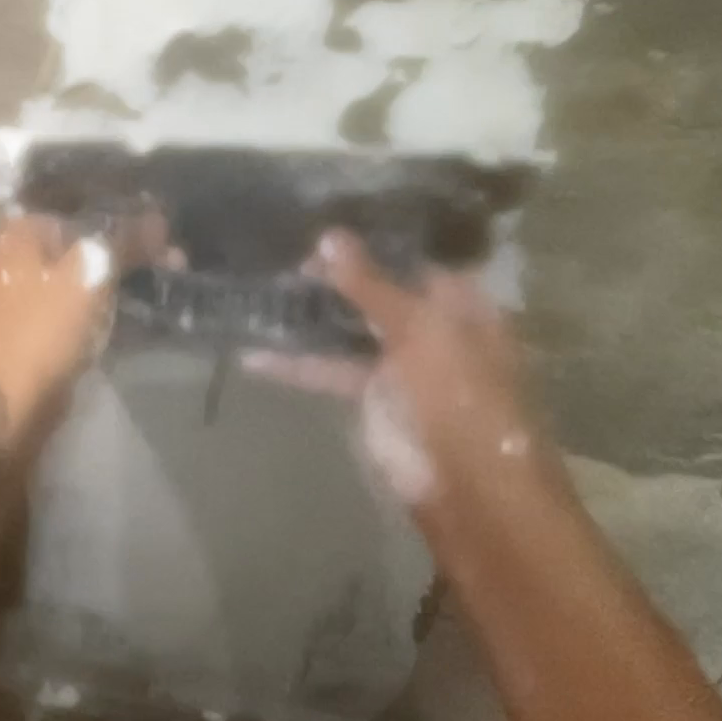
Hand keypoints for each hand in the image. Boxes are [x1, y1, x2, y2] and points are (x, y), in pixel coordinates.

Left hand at [0, 212, 169, 435]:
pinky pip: (86, 303)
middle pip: (87, 240)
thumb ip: (124, 241)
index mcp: (23, 231)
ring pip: (90, 273)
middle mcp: (22, 254)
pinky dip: (114, 302)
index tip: (165, 223)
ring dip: (128, 275)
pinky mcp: (45, 326)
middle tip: (175, 257)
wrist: (12, 406)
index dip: (126, 211)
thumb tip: (159, 217)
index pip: (82, 205)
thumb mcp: (89, 275)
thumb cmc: (44, 329)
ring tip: (173, 276)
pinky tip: (148, 305)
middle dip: (133, 245)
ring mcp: (32, 293)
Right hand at [243, 229, 541, 505]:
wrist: (467, 488)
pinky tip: (254, 356)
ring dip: (310, 317)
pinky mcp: (370, 398)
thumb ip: (370, 283)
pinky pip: (330, 371)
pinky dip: (296, 365)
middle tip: (282, 260)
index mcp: (458, 306)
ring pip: (348, 331)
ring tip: (262, 294)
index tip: (319, 232)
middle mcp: (430, 329)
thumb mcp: (418, 329)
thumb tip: (327, 236)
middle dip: (331, 279)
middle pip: (374, 294)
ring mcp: (398, 365)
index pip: (409, 262)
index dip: (368, 247)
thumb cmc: (459, 395)